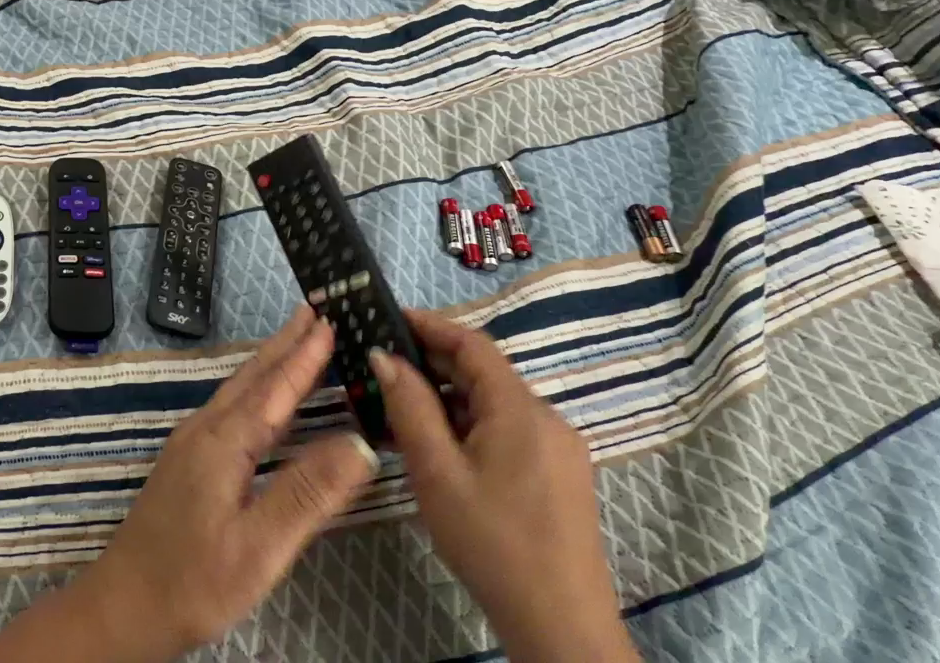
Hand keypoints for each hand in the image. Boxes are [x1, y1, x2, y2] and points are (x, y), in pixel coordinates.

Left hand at [0, 305, 378, 662]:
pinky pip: (230, 410)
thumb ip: (308, 494)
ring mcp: (191, 444)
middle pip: (251, 378)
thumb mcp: (260, 546)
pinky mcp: (187, 462)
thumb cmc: (194, 580)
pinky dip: (256, 390)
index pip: (273, 390)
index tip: (330, 321)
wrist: (126, 603)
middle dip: (284, 344)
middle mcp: (203, 432)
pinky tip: (265, 399)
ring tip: (296, 339)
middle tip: (315, 309)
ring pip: (238, 391)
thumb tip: (361, 444)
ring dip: (269, 363)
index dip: (303, 356)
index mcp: (222, 444)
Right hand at [370, 309, 640, 662]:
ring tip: (398, 406)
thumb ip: (410, 406)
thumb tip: (384, 356)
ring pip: (493, 403)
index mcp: (521, 410)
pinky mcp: (559, 473)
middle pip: (484, 372)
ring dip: (447, 397)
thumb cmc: (491, 541)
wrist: (560, 623)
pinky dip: (468, 423)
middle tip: (379, 365)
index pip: (473, 344)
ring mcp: (558, 447)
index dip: (429, 325)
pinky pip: (507, 429)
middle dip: (431, 363)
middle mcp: (547, 418)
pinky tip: (437, 444)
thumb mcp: (436, 471)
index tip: (385, 317)